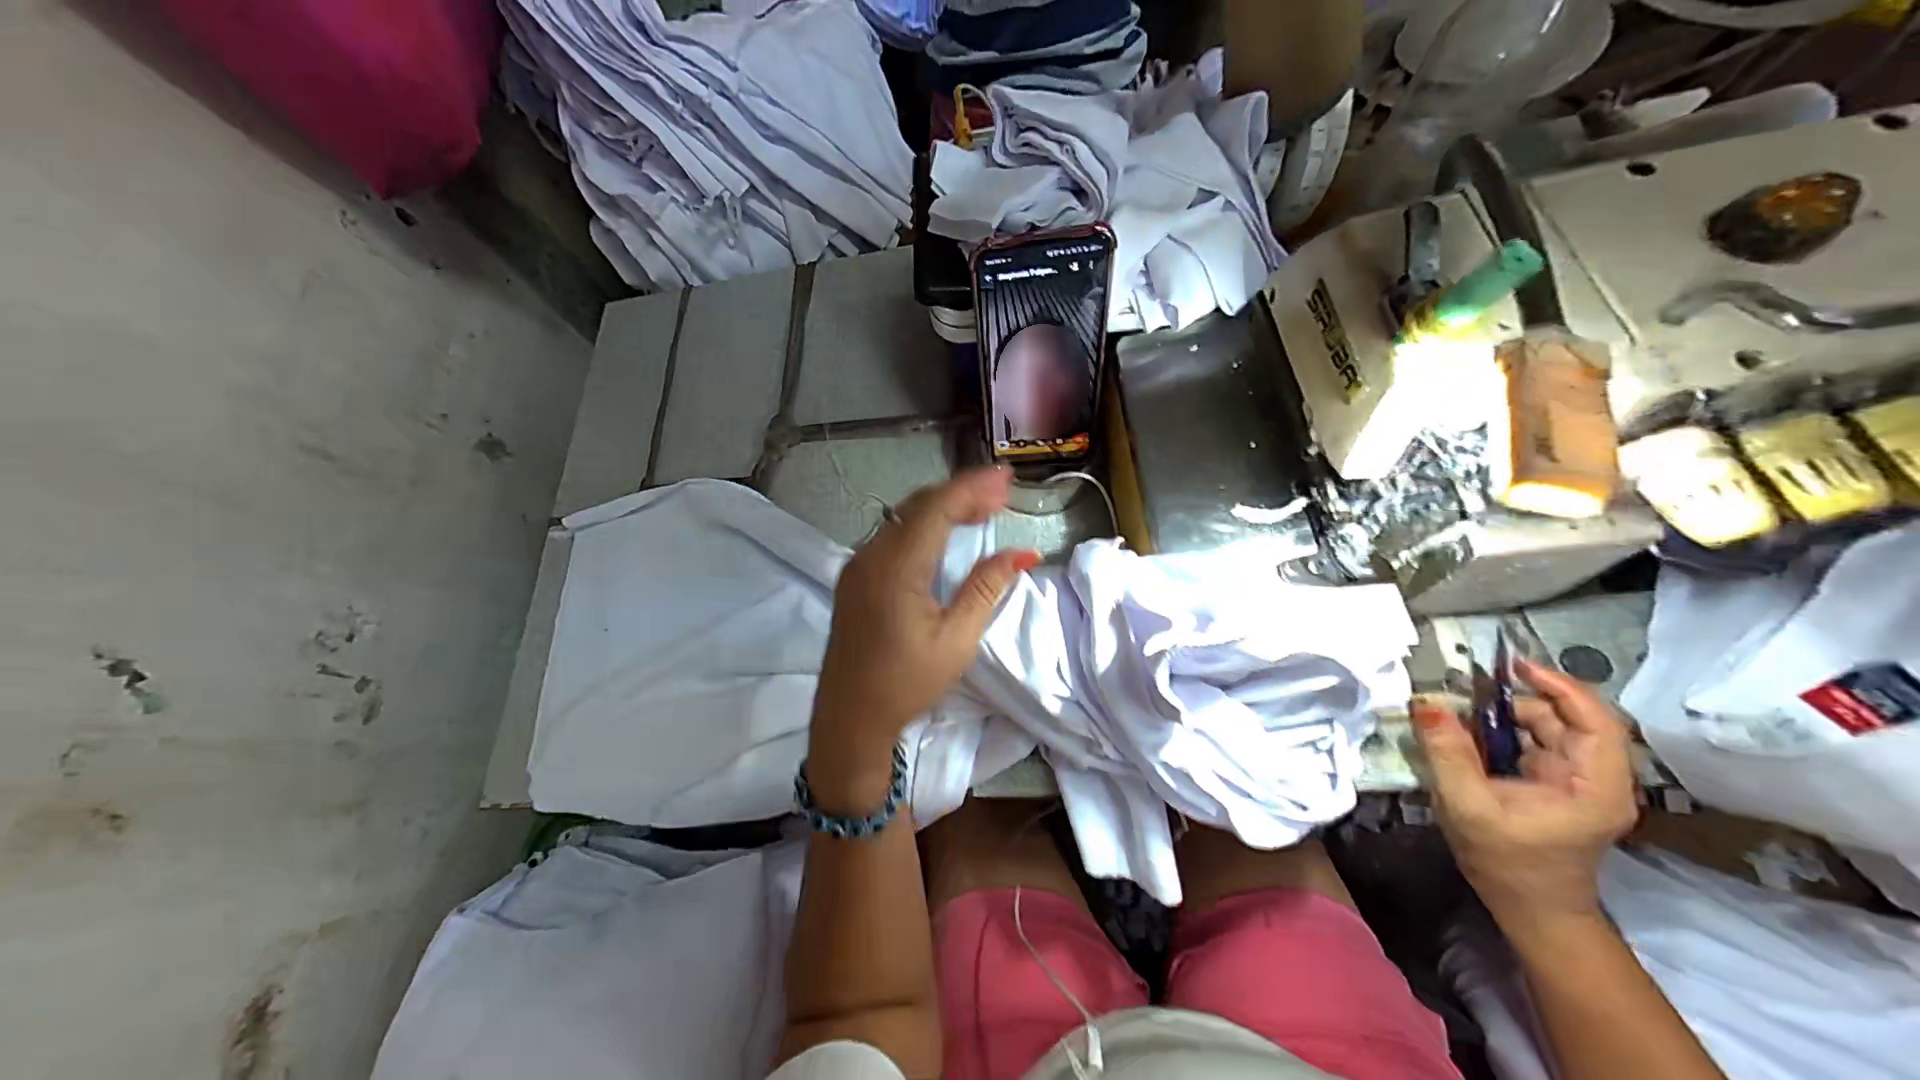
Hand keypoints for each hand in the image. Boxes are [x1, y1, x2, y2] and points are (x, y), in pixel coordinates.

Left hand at [807, 467, 1038, 813]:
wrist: (850, 718)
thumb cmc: (907, 683)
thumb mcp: (956, 639)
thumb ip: (986, 588)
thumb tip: (1022, 553)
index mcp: (895, 568)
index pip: (936, 509)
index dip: (972, 488)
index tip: (1006, 478)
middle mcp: (870, 556)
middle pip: (918, 506)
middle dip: (961, 493)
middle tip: (1001, 493)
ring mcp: (857, 565)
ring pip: (903, 517)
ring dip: (942, 508)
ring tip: (982, 510)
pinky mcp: (854, 578)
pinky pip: (891, 535)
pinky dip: (922, 526)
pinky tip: (945, 534)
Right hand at [1413, 660, 1638, 922]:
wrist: (1530, 911)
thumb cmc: (1508, 865)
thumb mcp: (1469, 807)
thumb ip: (1449, 754)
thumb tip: (1427, 704)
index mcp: (1596, 786)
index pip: (1596, 721)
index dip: (1561, 687)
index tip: (1517, 667)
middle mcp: (1596, 778)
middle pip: (1567, 720)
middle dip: (1518, 702)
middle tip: (1468, 695)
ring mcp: (1576, 781)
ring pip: (1547, 729)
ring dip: (1506, 717)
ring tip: (1461, 716)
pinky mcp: (1554, 785)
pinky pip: (1531, 744)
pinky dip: (1502, 733)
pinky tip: (1470, 736)